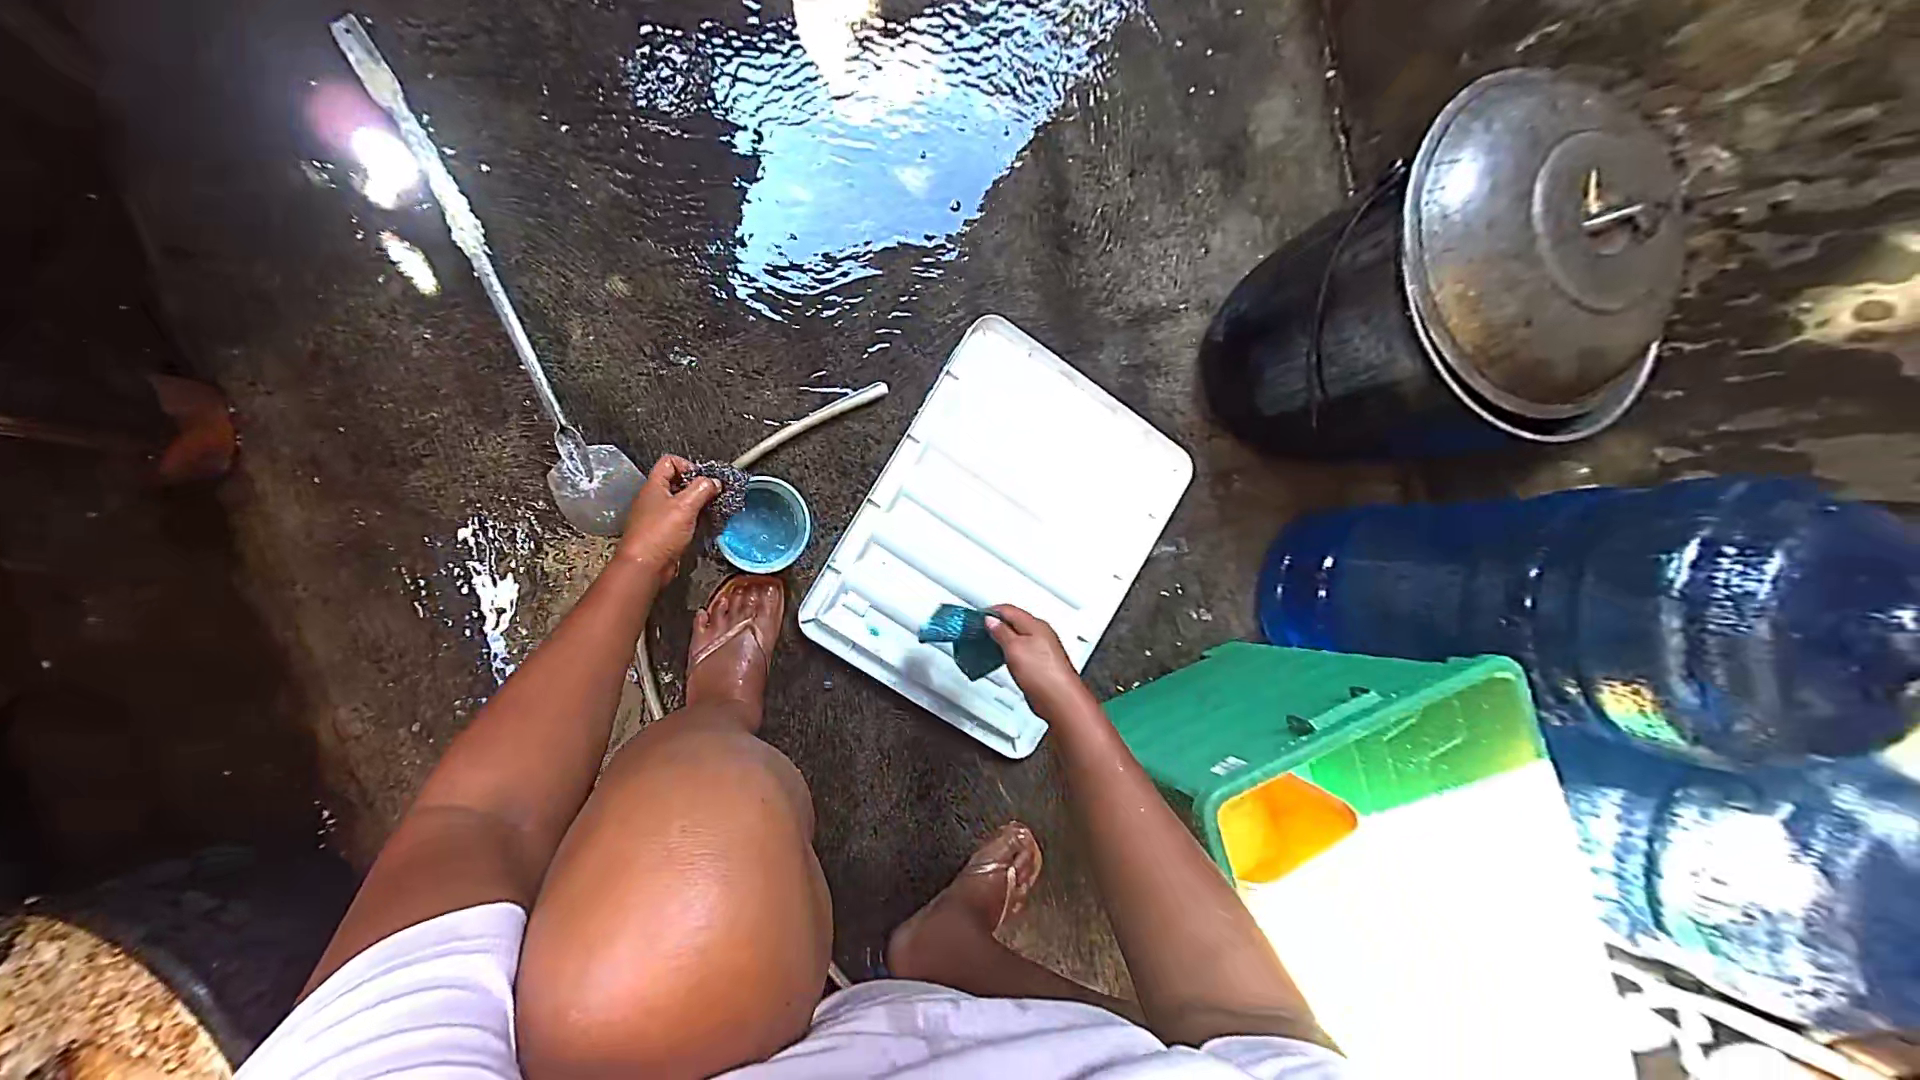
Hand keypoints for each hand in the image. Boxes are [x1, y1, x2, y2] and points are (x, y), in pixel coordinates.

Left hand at [616, 455, 718, 589]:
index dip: (688, 466)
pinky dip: (694, 521)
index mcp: (654, 486)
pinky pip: (682, 520)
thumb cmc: (657, 536)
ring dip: (698, 506)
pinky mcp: (665, 532)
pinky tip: (702, 527)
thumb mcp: (685, 506)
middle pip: (679, 482)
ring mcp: (659, 516)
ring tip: (709, 512)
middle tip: (711, 496)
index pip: (670, 462)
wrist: (645, 566)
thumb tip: (713, 482)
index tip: (703, 479)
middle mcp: (654, 499)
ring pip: (682, 502)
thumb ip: (702, 489)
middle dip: (698, 487)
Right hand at [987, 605, 1093, 721]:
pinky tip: (1006, 658)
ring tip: (989, 642)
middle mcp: (1041, 635)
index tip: (979, 617)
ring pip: (1019, 637)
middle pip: (1015, 621)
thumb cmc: (1043, 674)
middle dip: (998, 624)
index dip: (992, 612)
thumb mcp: (1014, 648)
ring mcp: (1042, 650)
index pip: (1009, 610)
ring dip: (1004, 638)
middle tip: (982, 628)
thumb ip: (1001, 632)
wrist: (1060, 699)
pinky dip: (1011, 651)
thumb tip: (992, 621)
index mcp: (1035, 625)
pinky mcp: (1041, 664)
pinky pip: (1023, 651)